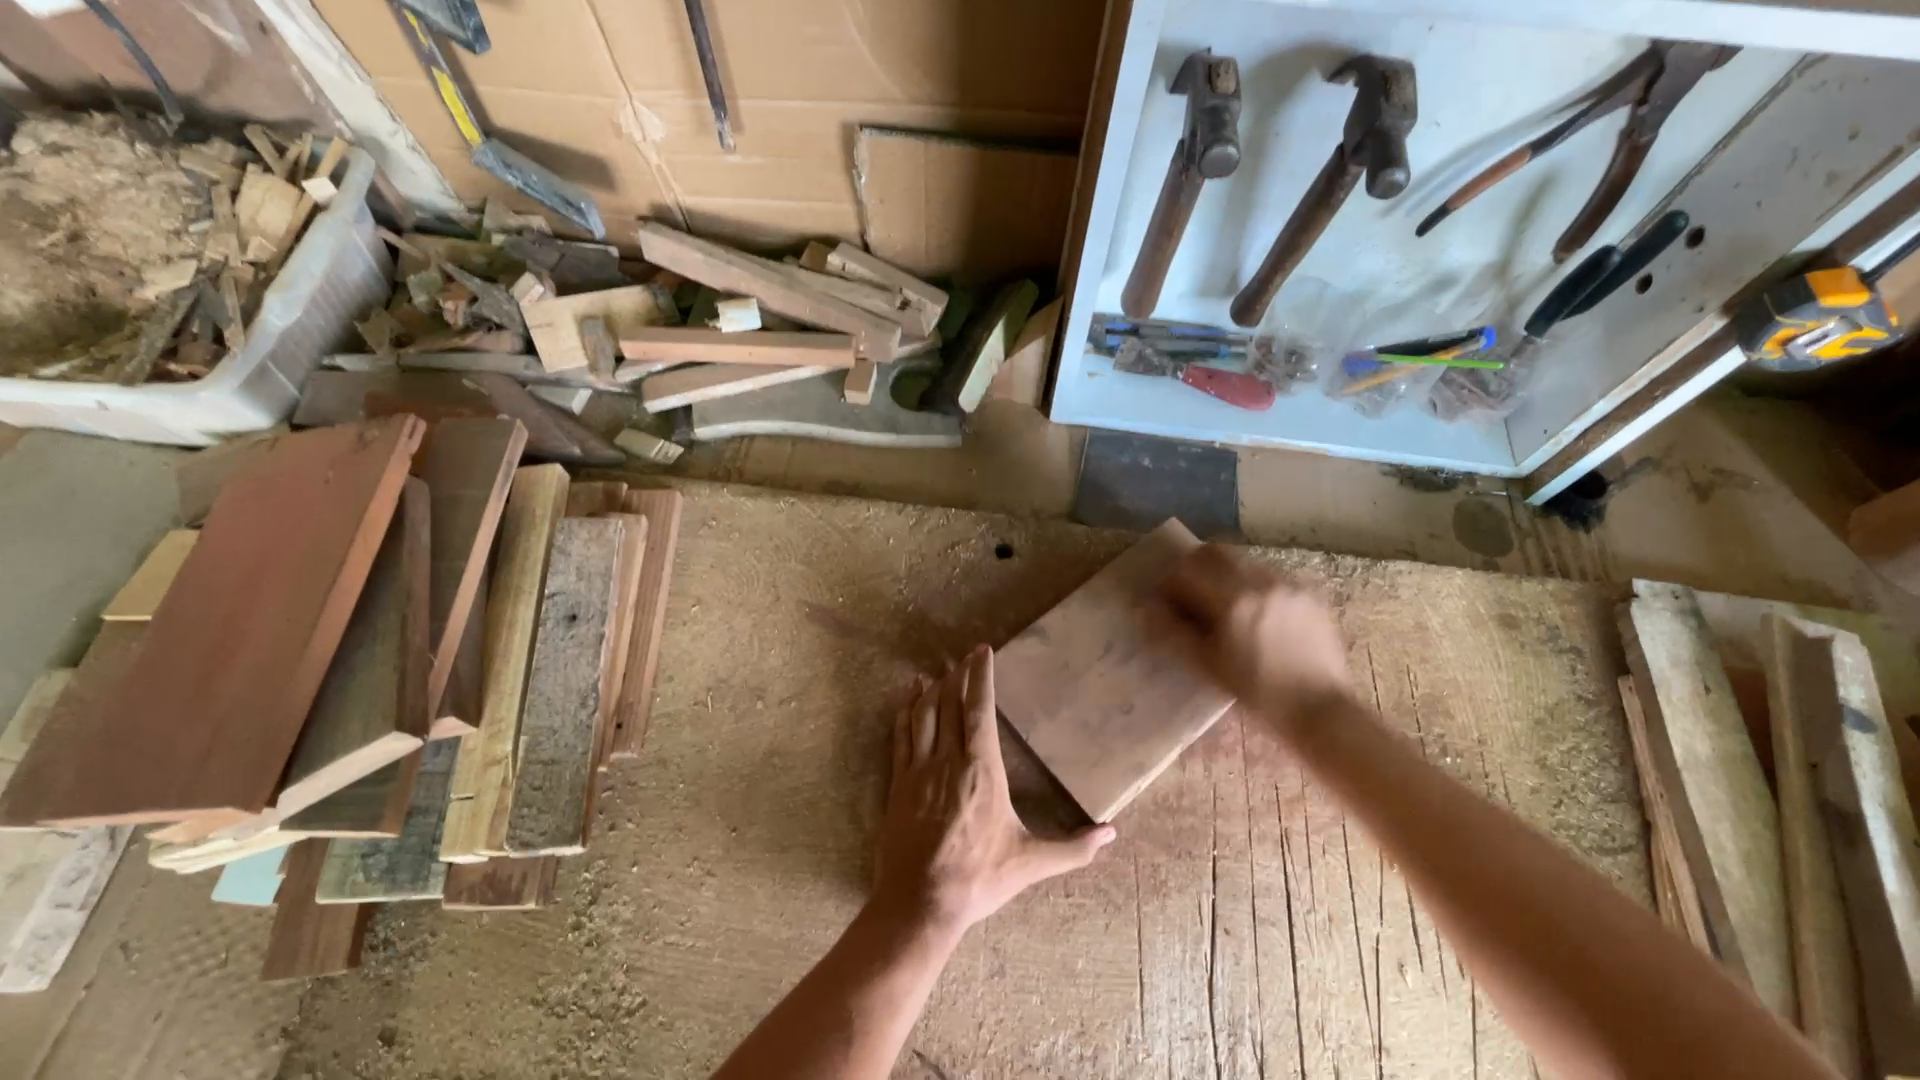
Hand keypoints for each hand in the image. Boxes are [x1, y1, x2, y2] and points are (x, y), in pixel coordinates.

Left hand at [873, 646, 1116, 935]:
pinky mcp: (897, 787)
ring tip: (932, 673)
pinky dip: (904, 716)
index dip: (981, 676)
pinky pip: (900, 740)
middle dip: (956, 676)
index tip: (982, 651)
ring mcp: (918, 772)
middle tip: (962, 656)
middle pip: (949, 704)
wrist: (921, 902)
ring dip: (928, 691)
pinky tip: (906, 705)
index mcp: (983, 770)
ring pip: (922, 717)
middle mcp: (948, 761)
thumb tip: (1112, 834)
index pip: (980, 709)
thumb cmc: (980, 878)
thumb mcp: (1032, 862)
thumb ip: (1074, 848)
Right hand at [1159, 544, 1353, 731]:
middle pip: (1214, 552)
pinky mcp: (1309, 592)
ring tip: (1224, 609)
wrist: (1321, 710)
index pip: (1186, 570)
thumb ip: (1171, 633)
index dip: (1169, 585)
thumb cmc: (1258, 694)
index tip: (1167, 606)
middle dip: (1195, 569)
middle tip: (1190, 599)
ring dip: (1224, 575)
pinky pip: (1271, 574)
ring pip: (1243, 560)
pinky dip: (1253, 585)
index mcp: (1234, 600)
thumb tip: (1142, 608)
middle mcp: (1262, 581)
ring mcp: (1290, 583)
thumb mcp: (1207, 667)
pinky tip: (1256, 616)